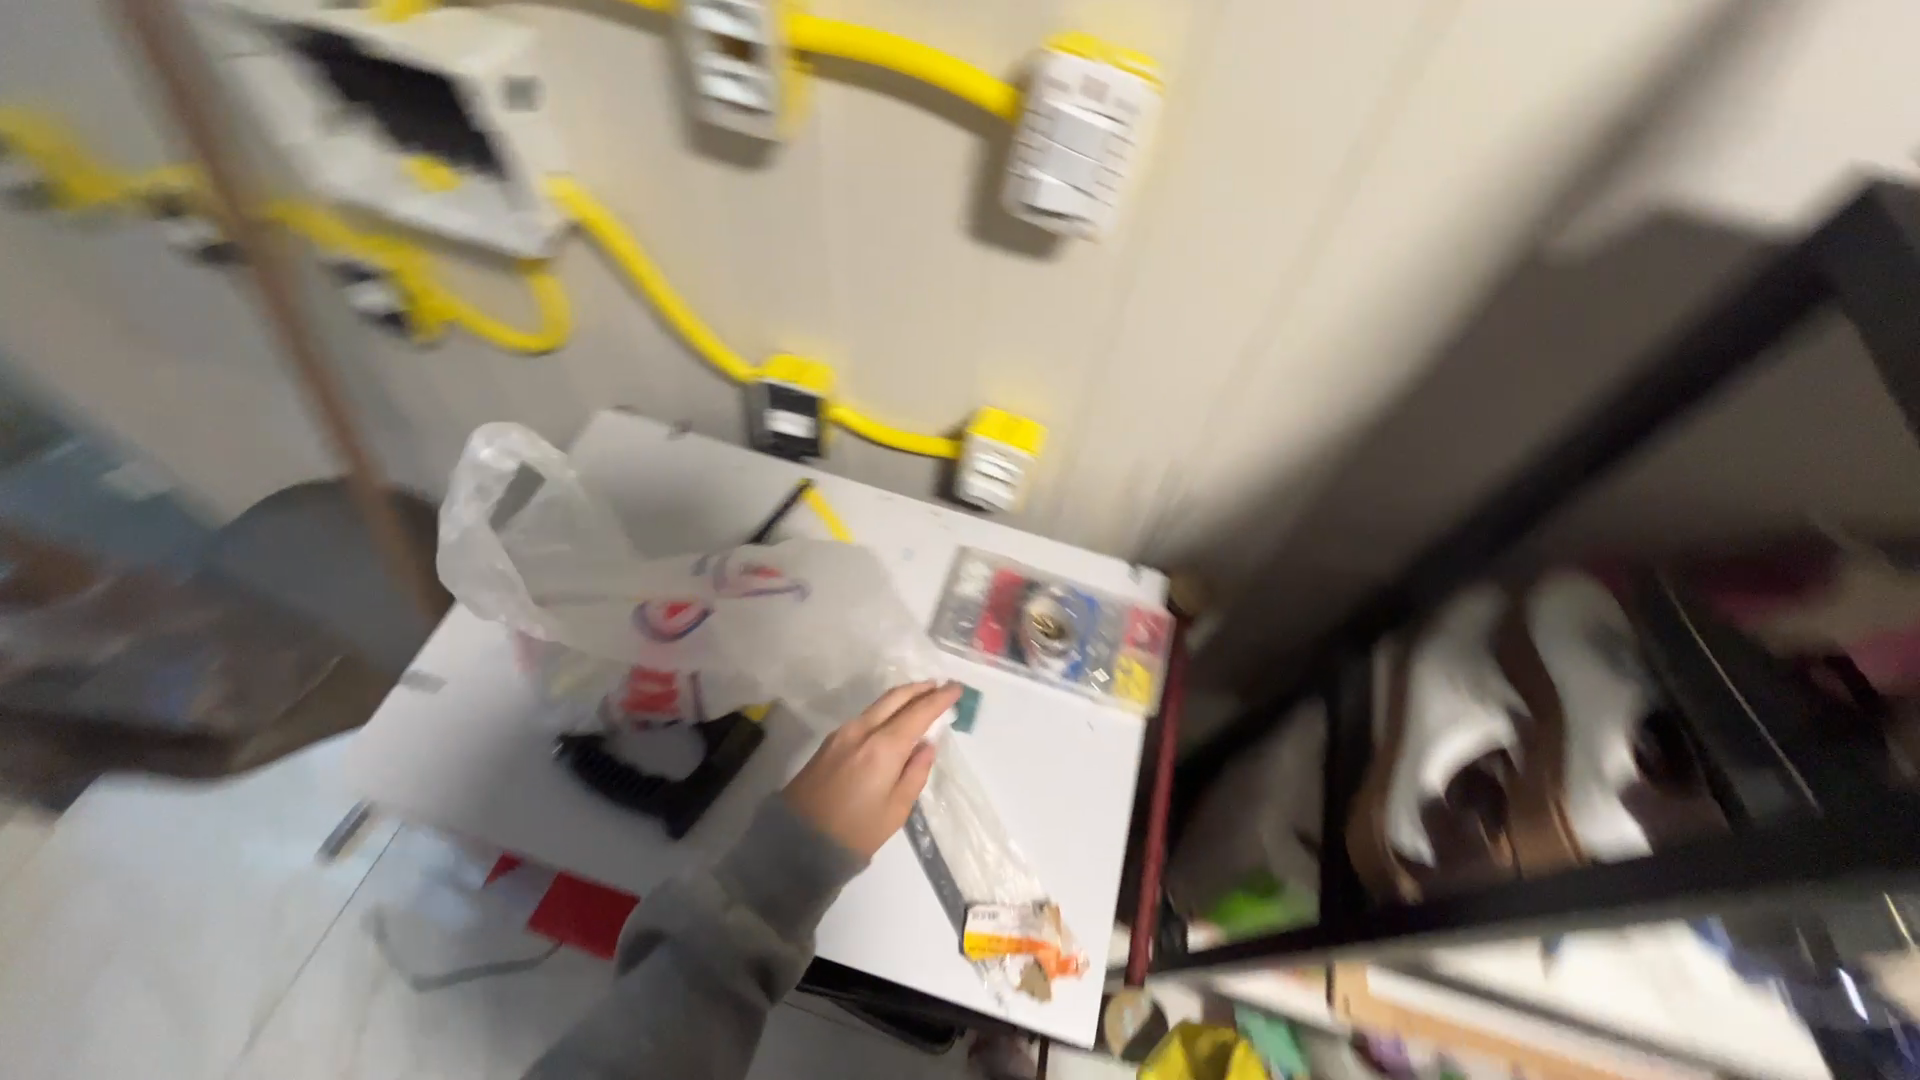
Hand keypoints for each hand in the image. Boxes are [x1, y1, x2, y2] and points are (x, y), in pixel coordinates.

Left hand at [782, 681, 961, 858]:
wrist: (796, 840)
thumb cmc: (854, 832)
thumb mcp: (896, 810)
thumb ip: (915, 773)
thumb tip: (927, 745)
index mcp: (883, 747)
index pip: (918, 712)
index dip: (940, 698)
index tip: (956, 688)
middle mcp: (862, 730)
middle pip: (895, 698)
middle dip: (920, 688)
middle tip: (940, 686)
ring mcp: (843, 733)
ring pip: (878, 704)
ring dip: (902, 697)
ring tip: (921, 699)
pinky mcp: (830, 742)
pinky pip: (865, 716)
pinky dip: (885, 710)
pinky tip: (894, 720)